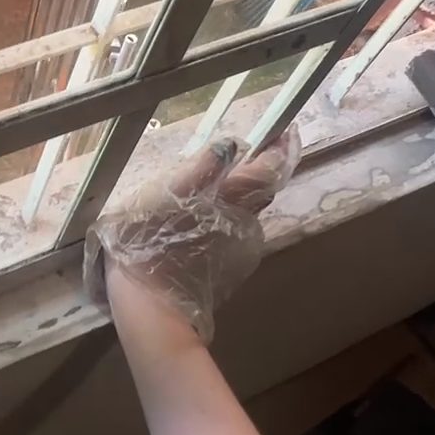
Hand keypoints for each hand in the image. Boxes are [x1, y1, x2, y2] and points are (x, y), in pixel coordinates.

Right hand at [85, 126, 300, 343]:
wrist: (151, 305)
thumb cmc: (148, 242)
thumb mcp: (163, 197)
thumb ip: (198, 171)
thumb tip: (230, 146)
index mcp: (229, 200)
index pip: (267, 169)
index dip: (280, 149)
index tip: (286, 130)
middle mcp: (243, 222)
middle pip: (263, 190)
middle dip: (266, 168)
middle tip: (259, 148)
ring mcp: (239, 247)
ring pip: (248, 212)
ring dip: (242, 194)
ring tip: (221, 184)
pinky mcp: (230, 267)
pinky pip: (235, 233)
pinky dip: (227, 218)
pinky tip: (202, 222)